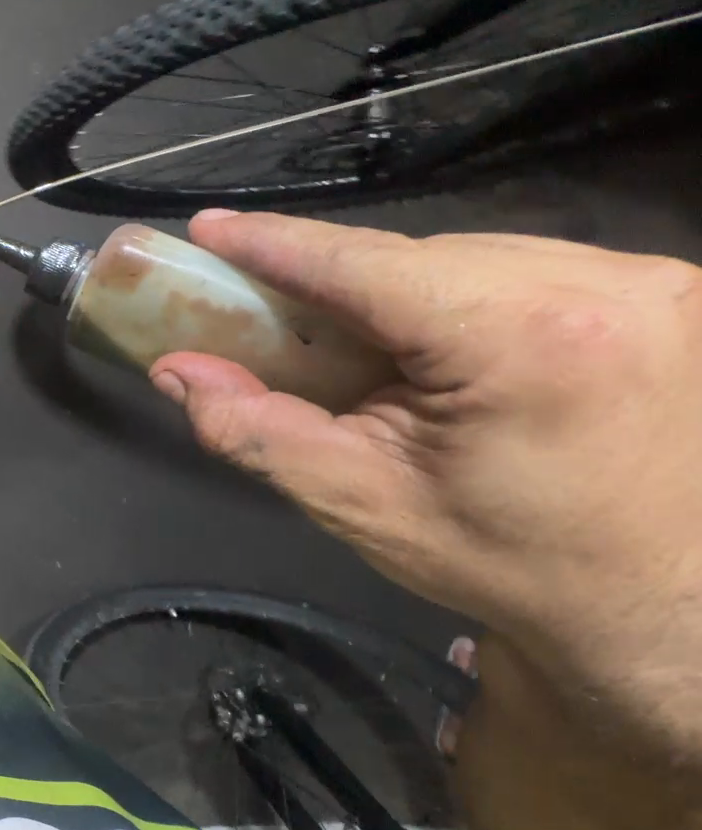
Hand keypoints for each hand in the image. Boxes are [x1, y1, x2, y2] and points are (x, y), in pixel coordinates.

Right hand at [150, 211, 701, 750]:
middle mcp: (603, 286)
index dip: (275, 243)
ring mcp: (650, 283)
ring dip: (389, 289)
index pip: (366, 266)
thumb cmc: (504, 559)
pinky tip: (424, 346)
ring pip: (467, 256)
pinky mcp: (664, 294)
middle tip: (259, 310)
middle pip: (417, 256)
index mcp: (523, 339)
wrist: (660, 602)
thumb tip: (176, 372)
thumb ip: (255, 431)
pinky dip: (448, 297)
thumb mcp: (357, 502)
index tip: (208, 227)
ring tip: (341, 341)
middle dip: (329, 280)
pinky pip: (521, 270)